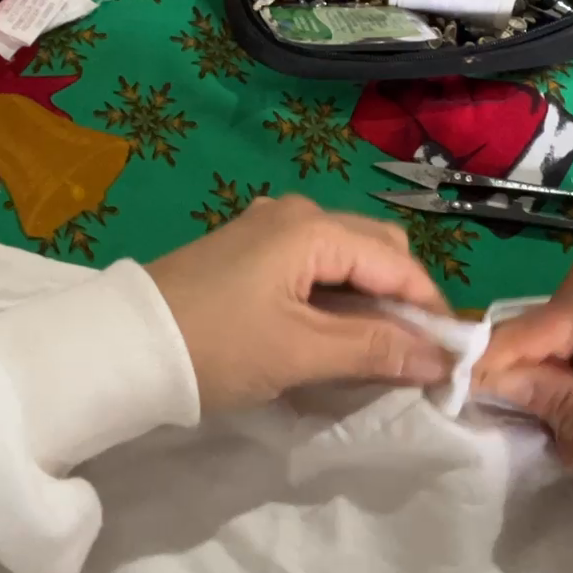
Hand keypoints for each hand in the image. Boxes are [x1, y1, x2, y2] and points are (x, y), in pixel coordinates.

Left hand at [146, 196, 451, 411]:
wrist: (124, 346)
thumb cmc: (217, 346)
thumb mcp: (300, 352)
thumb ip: (374, 349)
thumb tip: (439, 358)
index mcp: (313, 229)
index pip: (397, 264)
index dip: (429, 308)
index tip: (448, 357)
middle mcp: (297, 214)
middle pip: (376, 250)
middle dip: (400, 298)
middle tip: (407, 354)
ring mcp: (269, 228)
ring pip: (345, 256)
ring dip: (367, 298)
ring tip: (373, 349)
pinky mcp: (249, 249)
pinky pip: (313, 264)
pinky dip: (335, 294)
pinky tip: (330, 330)